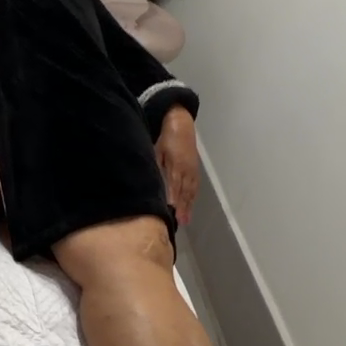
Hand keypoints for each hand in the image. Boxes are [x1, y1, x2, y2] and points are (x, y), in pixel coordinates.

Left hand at [155, 108, 199, 227]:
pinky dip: (192, 197)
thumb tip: (150, 182)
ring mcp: (192, 169)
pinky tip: (189, 205)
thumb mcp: (156, 151)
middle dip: (182, 208)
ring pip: (191, 191)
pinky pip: (194, 186)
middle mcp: (187, 170)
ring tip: (185, 219)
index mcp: (176, 165)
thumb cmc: (164, 138)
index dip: (173, 201)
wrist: (180, 123)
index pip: (175, 187)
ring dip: (188, 205)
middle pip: (185, 192)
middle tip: (179, 222)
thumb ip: (155, 166)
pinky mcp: (194, 168)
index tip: (171, 213)